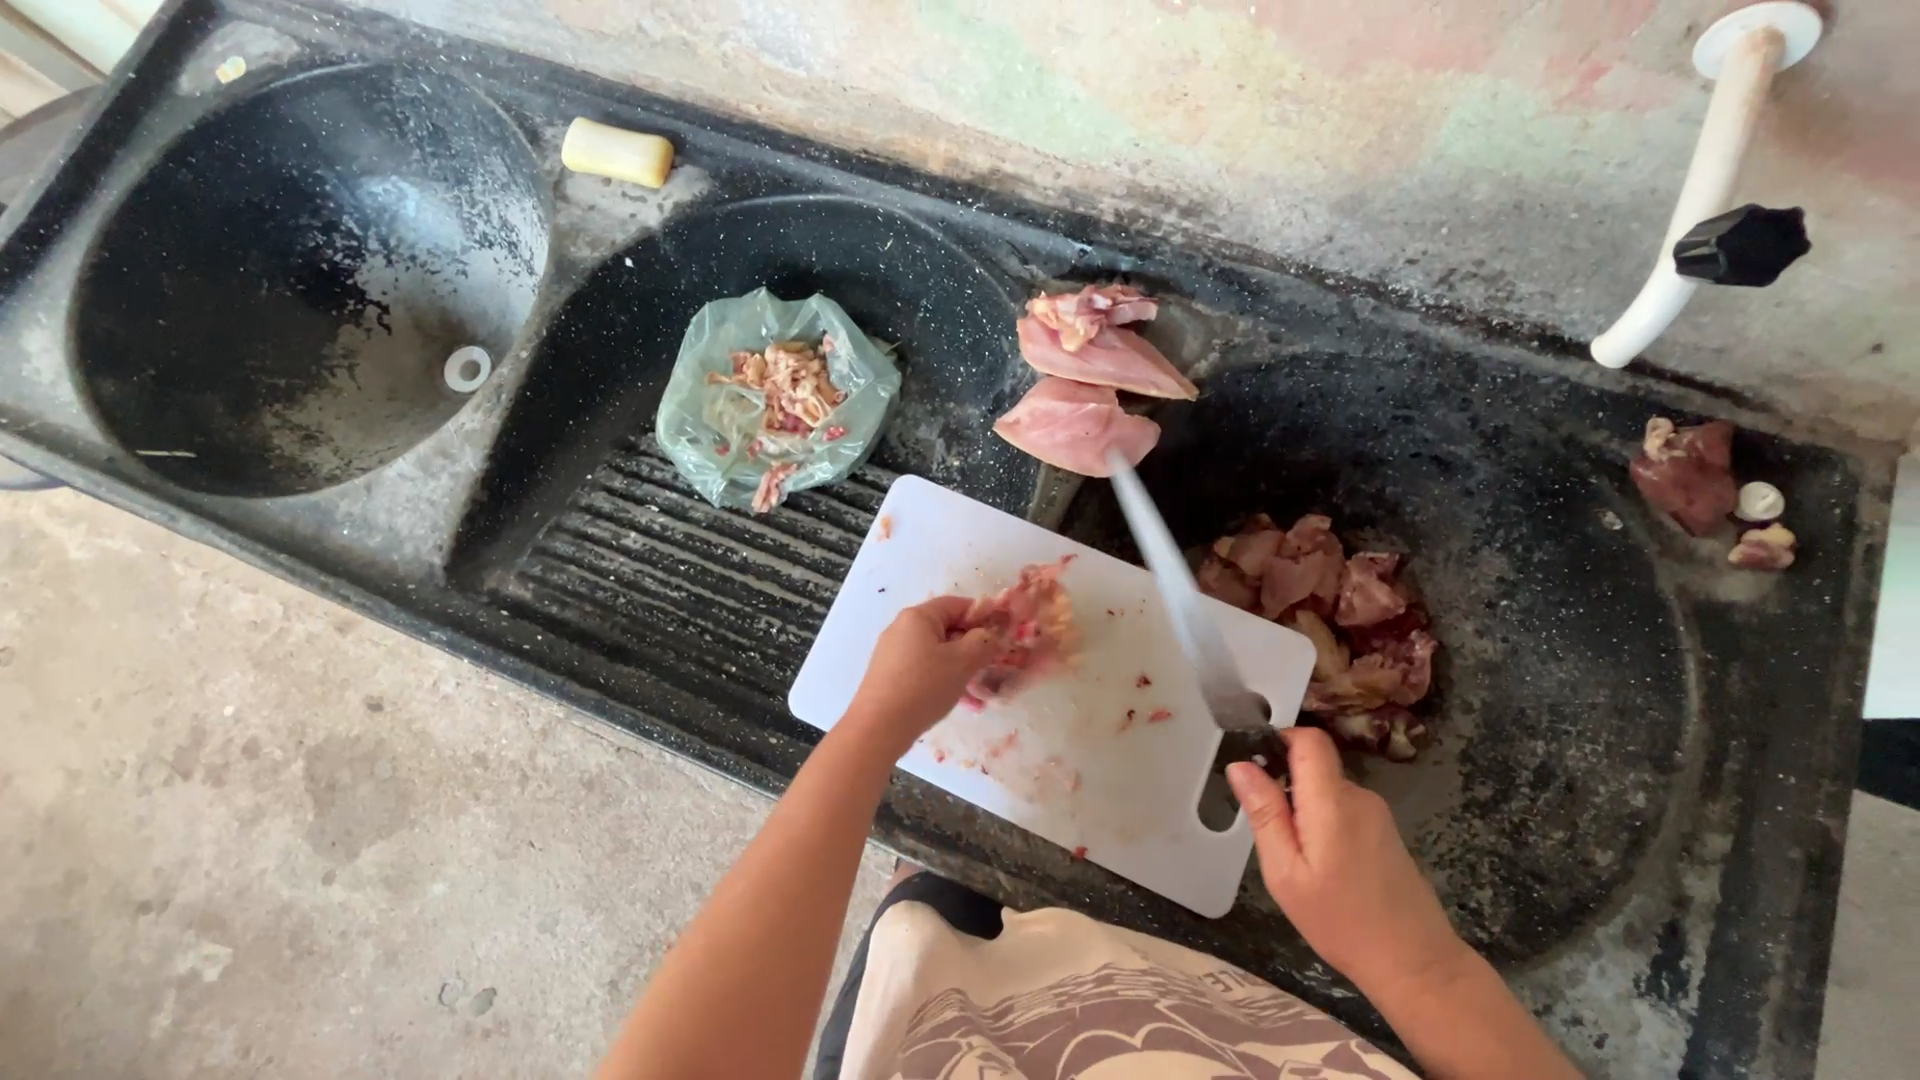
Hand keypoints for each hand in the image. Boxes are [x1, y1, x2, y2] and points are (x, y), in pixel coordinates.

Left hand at [842, 596, 997, 755]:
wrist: (878, 727)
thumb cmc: (924, 687)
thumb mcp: (962, 662)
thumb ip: (983, 642)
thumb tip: (991, 635)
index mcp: (917, 616)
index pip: (956, 604)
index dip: (982, 616)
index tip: (1001, 634)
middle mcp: (900, 628)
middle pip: (944, 626)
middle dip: (970, 642)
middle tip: (990, 662)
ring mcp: (891, 652)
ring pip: (934, 649)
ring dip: (957, 662)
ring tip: (974, 684)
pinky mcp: (887, 674)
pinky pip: (921, 666)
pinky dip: (939, 674)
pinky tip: (951, 694)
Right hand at [1226, 727, 1468, 998]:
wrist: (1416, 965)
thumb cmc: (1341, 921)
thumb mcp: (1285, 872)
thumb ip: (1264, 813)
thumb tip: (1240, 765)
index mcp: (1332, 801)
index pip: (1309, 739)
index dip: (1280, 739)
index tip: (1256, 767)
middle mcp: (1359, 796)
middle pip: (1315, 765)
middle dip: (1286, 786)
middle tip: (1271, 834)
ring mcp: (1377, 814)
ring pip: (1327, 789)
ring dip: (1304, 809)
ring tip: (1298, 859)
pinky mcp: (1385, 831)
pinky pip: (1343, 809)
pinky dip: (1324, 824)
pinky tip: (1324, 867)